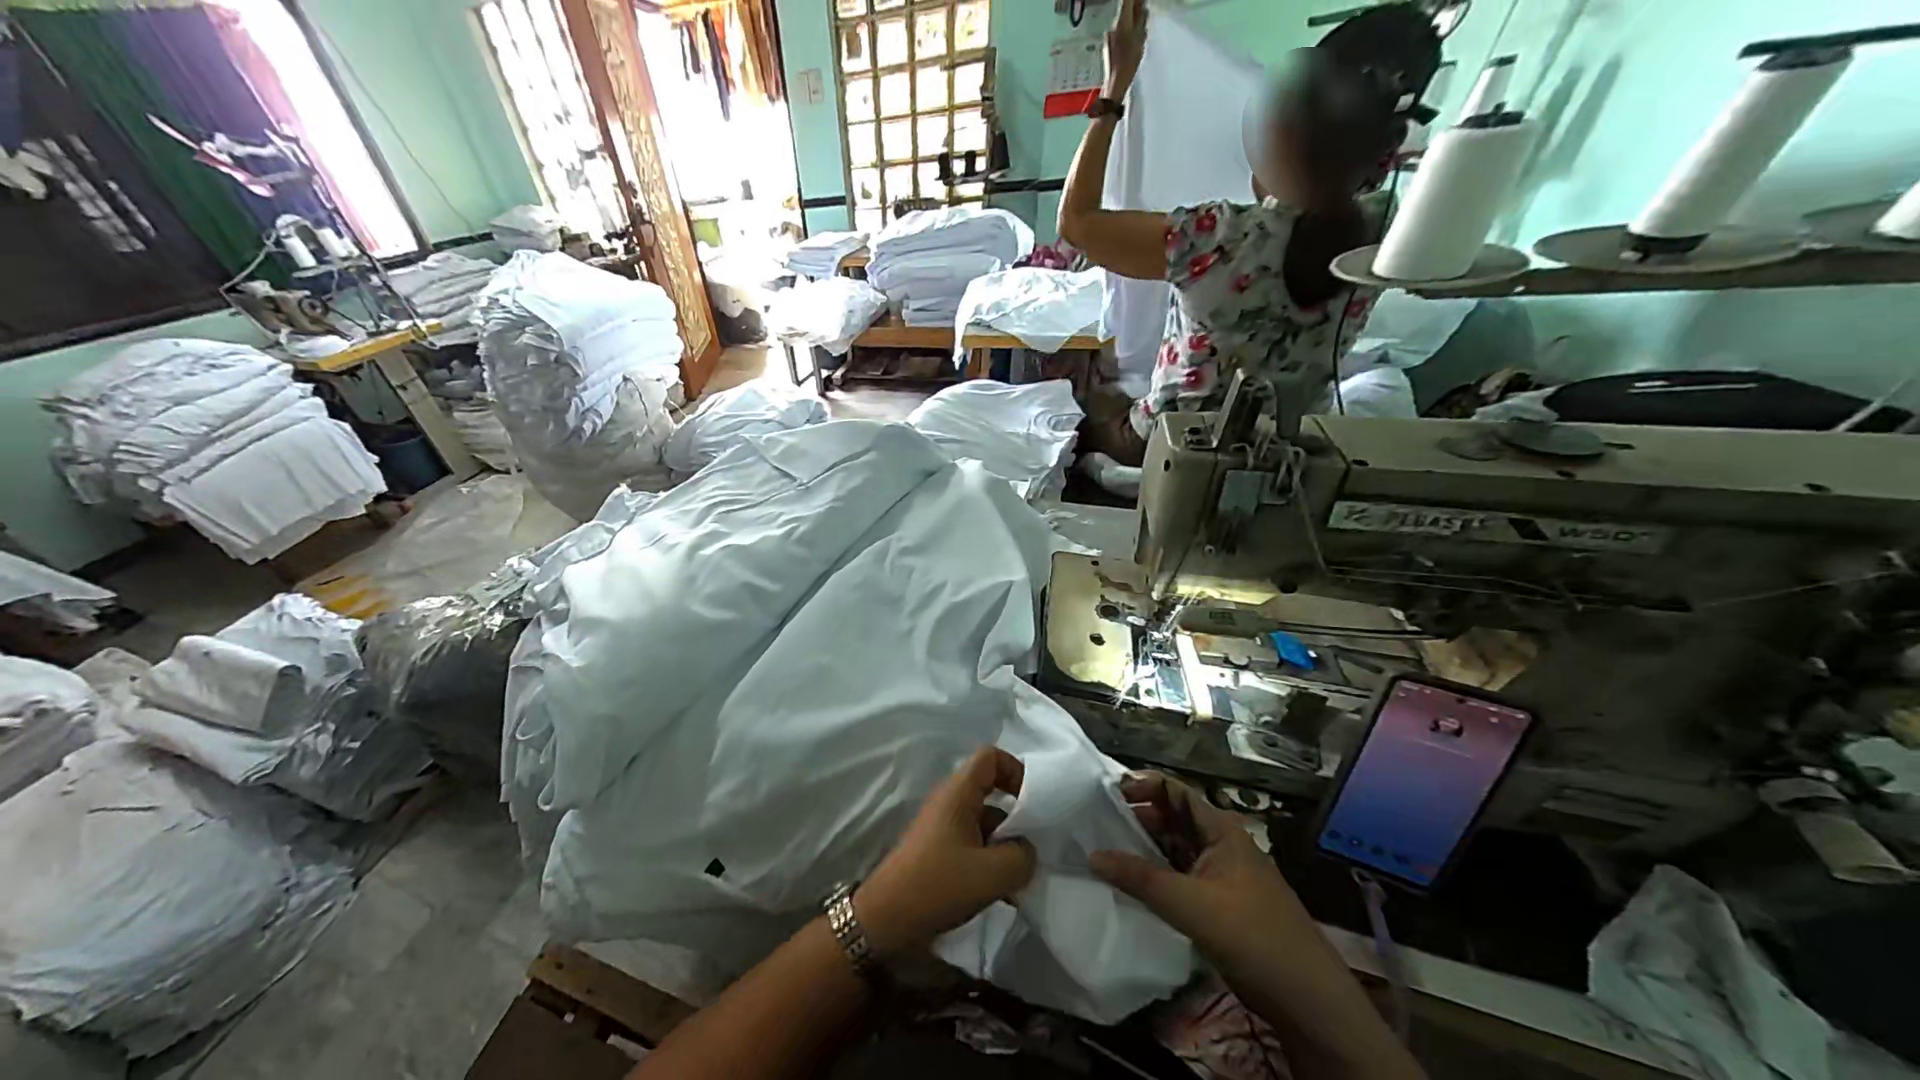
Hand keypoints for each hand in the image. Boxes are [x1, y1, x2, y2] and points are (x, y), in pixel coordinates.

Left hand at [855, 747, 1037, 956]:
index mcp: (958, 794)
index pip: (990, 757)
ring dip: (1006, 846)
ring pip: (985, 823)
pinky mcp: (939, 853)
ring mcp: (942, 828)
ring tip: (1020, 880)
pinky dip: (991, 863)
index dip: (1015, 770)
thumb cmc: (938, 885)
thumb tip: (1026, 850)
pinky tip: (1003, 895)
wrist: (885, 921)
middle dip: (1017, 817)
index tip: (1033, 803)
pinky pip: (974, 846)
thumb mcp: (993, 873)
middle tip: (1033, 847)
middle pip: (991, 792)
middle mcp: (949, 803)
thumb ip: (1023, 856)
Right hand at [1090, 772, 1298, 966]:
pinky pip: (1179, 878)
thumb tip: (1093, 854)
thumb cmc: (1250, 933)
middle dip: (1138, 817)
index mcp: (1220, 830)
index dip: (1142, 785)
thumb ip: (1139, 877)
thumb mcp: (1189, 903)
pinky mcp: (1217, 904)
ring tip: (1105, 849)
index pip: (1175, 791)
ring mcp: (1220, 876)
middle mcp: (1220, 844)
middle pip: (1173, 818)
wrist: (1304, 995)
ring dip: (1144, 848)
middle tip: (1096, 823)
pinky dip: (1155, 876)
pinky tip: (1130, 884)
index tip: (1106, 793)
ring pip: (1175, 850)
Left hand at [1103, 0, 1147, 98]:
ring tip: (1140, 28)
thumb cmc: (1128, 61)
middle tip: (1144, 10)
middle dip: (1135, 7)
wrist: (1115, 81)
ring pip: (1123, 21)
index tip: (1141, 1)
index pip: (1127, 0)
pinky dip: (1127, 31)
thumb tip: (1143, 6)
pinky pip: (1119, 32)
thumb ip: (1141, 19)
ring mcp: (1109, 35)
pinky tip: (1132, 40)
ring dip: (1132, 20)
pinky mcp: (1108, 44)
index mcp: (1121, 21)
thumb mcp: (1140, 37)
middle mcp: (1113, 26)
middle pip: (1125, 10)